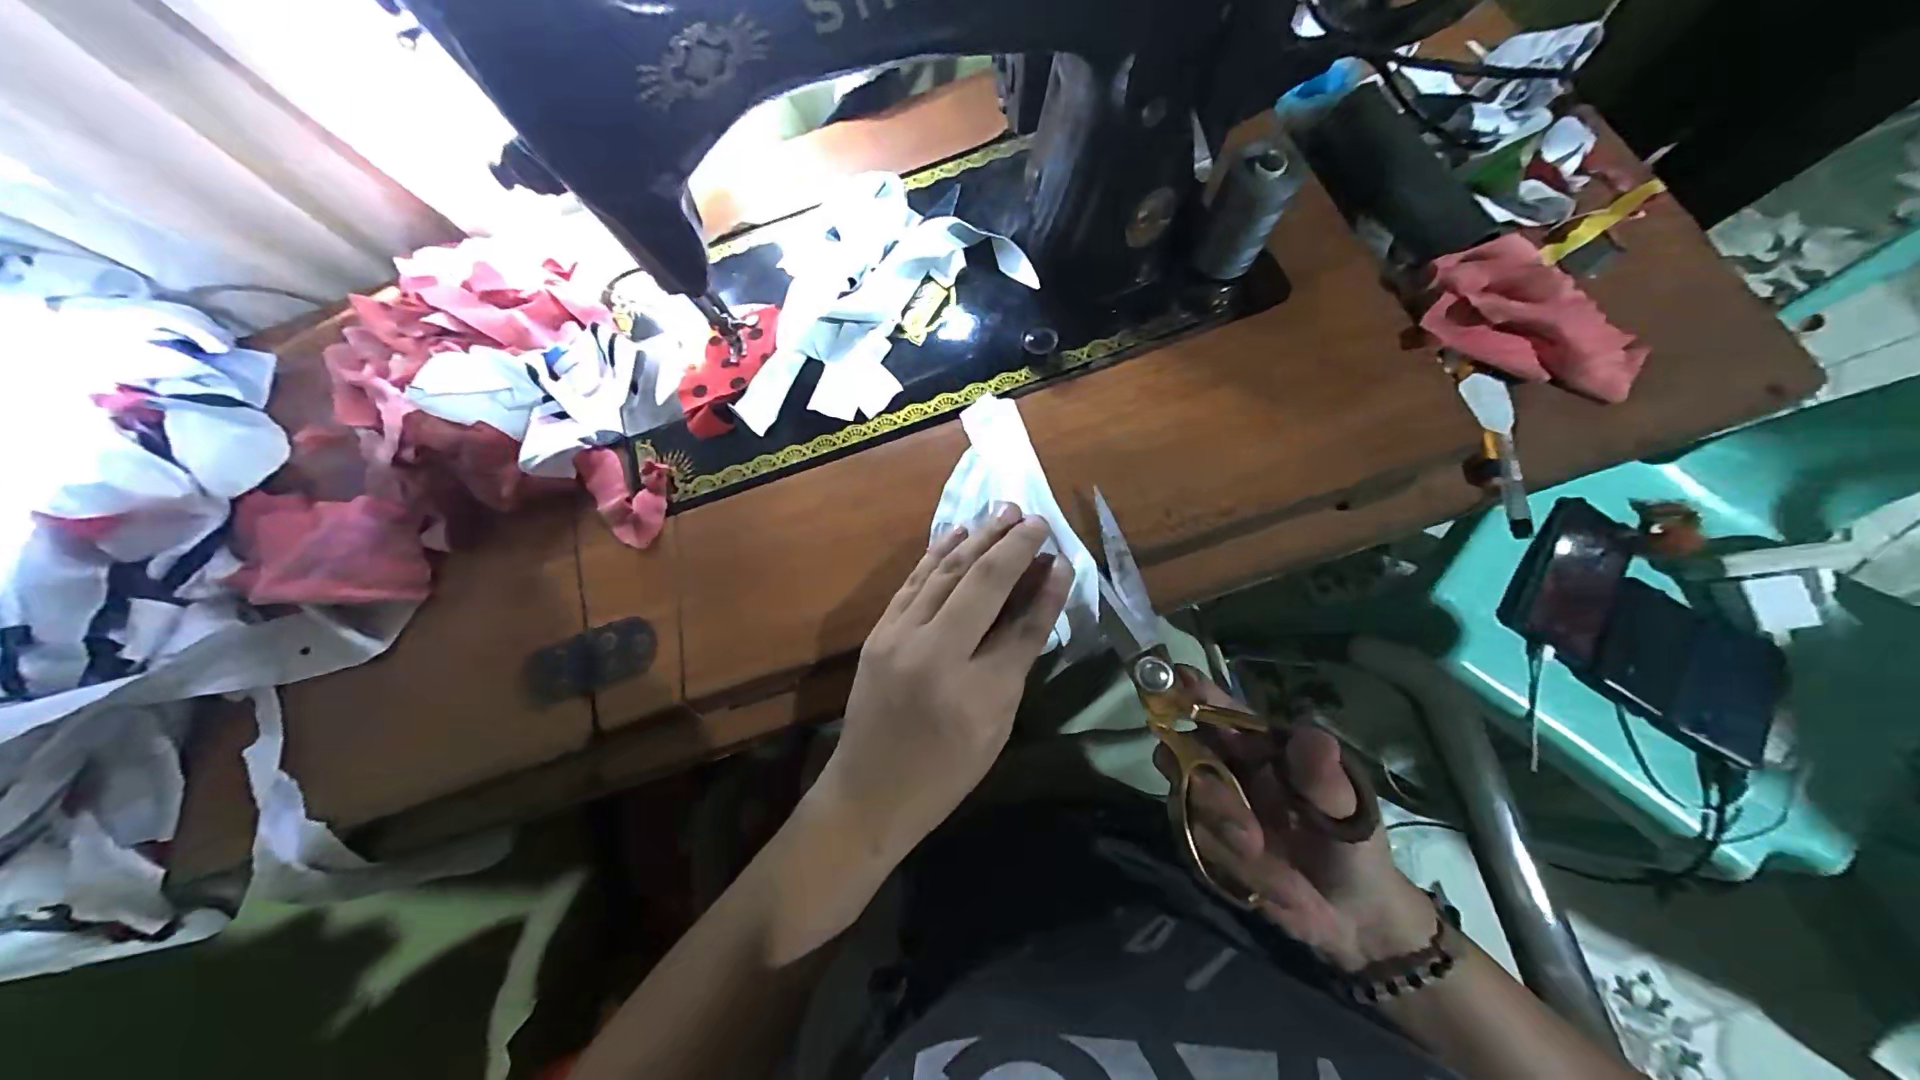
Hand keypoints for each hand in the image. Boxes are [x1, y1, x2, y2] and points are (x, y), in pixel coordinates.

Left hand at [810, 503, 1074, 868]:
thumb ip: (1016, 662)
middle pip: (982, 584)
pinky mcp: (878, 632)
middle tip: (1034, 518)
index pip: (1024, 626)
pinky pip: (914, 582)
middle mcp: (935, 655)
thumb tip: (1038, 604)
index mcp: (977, 693)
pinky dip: (937, 554)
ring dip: (977, 538)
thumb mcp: (996, 727)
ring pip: (945, 573)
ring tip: (1003, 511)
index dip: (1047, 589)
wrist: (869, 792)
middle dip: (1013, 546)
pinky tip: (957, 534)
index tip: (1063, 558)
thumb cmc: (945, 772)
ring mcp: (899, 638)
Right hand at [1159, 668, 1437, 972]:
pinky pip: (1195, 844)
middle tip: (1244, 829)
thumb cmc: (1354, 844)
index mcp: (1259, 746)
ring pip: (1188, 803)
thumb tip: (1312, 736)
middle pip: (1182, 753)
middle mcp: (1226, 767)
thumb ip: (1324, 779)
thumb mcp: (1349, 812)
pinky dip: (1234, 868)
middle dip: (1203, 786)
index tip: (1175, 680)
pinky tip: (1273, 884)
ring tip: (1271, 864)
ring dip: (1227, 836)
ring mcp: (1210, 805)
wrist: (1352, 916)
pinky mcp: (1203, 842)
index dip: (1192, 693)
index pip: (1219, 712)